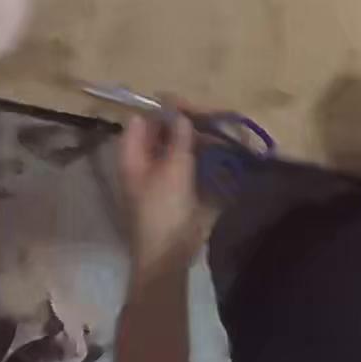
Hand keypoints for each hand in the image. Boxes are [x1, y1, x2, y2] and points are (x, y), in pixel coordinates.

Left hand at [116, 112, 213, 271]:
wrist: (170, 255)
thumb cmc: (164, 209)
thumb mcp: (173, 166)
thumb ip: (178, 135)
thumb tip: (180, 110)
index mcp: (134, 156)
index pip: (144, 122)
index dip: (164, 111)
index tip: (190, 106)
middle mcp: (147, 163)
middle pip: (165, 134)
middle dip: (189, 124)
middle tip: (215, 119)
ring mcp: (165, 177)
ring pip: (183, 148)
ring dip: (202, 139)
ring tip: (226, 134)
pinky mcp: (182, 190)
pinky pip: (195, 164)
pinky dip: (208, 156)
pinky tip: (226, 151)